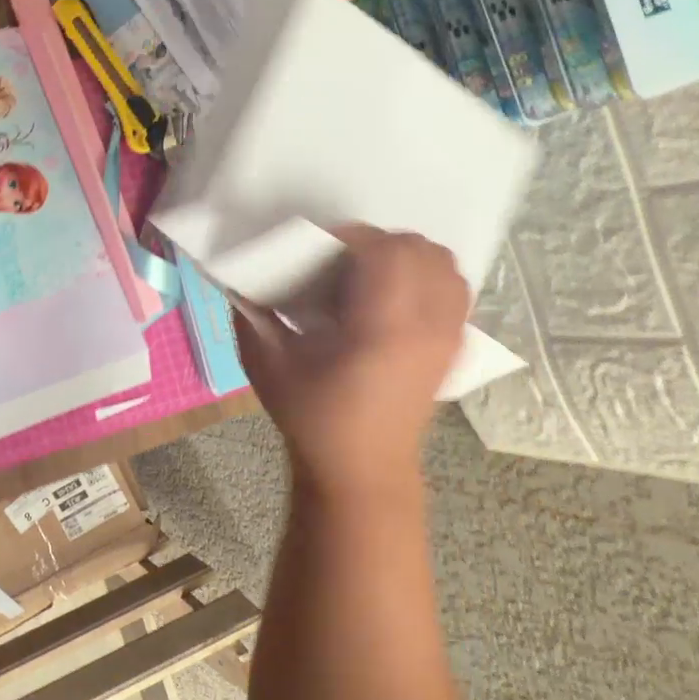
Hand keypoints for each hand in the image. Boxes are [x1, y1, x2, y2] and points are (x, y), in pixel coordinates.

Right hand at [233, 226, 468, 499]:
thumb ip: (252, 311)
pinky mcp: (455, 345)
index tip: (314, 247)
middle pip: (421, 248)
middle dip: (378, 242)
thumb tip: (242, 276)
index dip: (348, 235)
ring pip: (446, 264)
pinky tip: (387, 298)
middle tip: (337, 258)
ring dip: (405, 257)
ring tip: (365, 274)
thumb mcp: (265, 359)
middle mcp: (427, 324)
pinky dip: (423, 277)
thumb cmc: (309, 412)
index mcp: (381, 326)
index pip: (385, 250)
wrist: (361, 464)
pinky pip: (454, 289)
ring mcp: (449, 335)